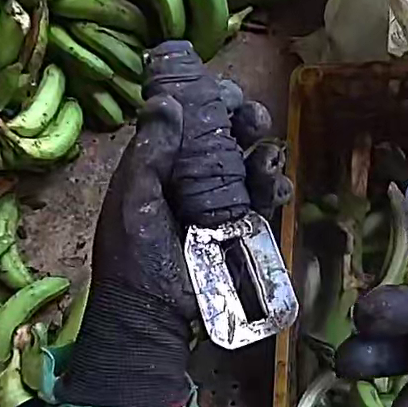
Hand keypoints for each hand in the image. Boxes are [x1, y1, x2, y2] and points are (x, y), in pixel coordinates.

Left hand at [61, 50, 287, 406]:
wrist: (152, 315)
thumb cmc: (132, 258)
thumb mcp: (132, 201)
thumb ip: (150, 153)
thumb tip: (166, 100)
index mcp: (162, 165)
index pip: (191, 120)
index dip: (209, 101)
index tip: (224, 91)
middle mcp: (193, 178)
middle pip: (228, 135)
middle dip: (245, 120)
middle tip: (252, 119)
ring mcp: (220, 203)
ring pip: (251, 162)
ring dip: (265, 150)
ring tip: (266, 154)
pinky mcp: (241, 228)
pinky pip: (263, 200)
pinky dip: (275, 188)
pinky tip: (275, 188)